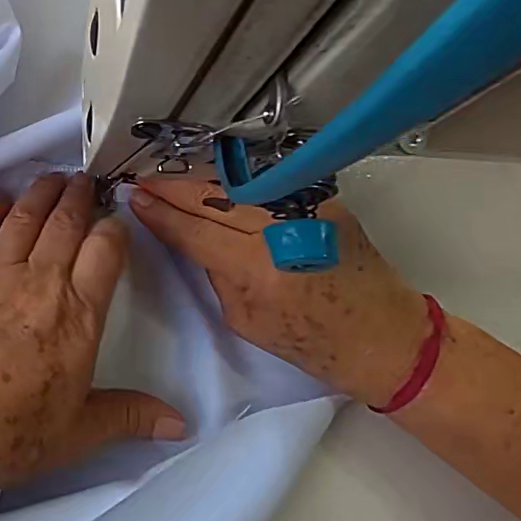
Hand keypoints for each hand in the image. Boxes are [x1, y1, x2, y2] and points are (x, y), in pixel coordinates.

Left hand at [0, 172, 185, 520]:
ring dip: (40, 193)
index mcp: (79, 314)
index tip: (116, 220)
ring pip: (24, 217)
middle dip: (78, 196)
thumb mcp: (79, 431)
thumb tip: (179, 423)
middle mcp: (40, 281)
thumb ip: (129, 416)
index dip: (114, 229)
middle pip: (65, 222)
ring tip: (51, 178)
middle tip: (84, 181)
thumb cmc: (10, 429)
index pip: (106, 251)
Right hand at [127, 176, 428, 407]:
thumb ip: (216, 272)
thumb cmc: (310, 340)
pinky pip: (265, 185)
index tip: (134, 199)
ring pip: (235, 184)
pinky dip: (231, 182)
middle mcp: (283, 230)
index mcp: (259, 268)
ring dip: (196, 180)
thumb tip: (189, 237)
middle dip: (171, 188)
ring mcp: (308, 209)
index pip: (192, 229)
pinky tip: (209, 182)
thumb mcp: (243, 318)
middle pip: (210, 197)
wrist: (386, 336)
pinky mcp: (325, 200)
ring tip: (167, 179)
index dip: (159, 212)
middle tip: (142, 181)